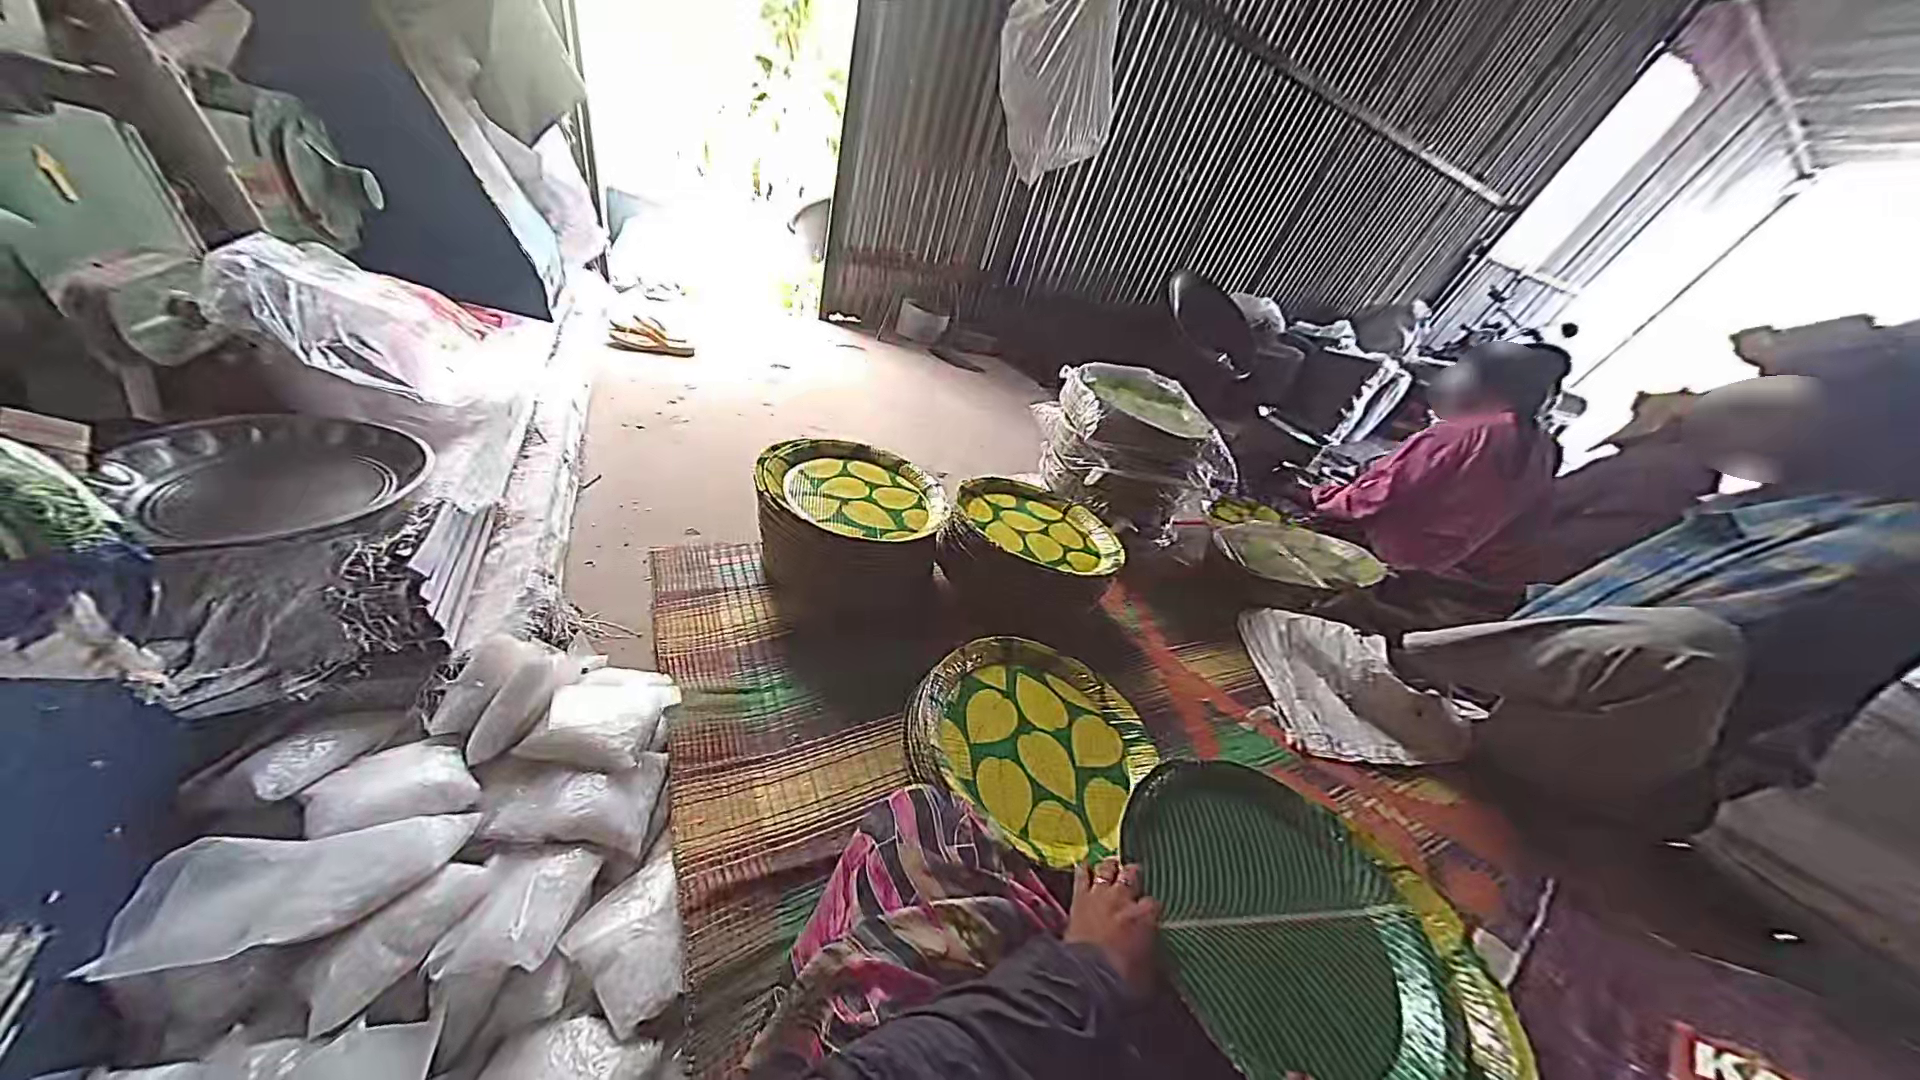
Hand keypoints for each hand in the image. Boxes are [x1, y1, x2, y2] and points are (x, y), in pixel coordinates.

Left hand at [1064, 858, 1161, 994]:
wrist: (1087, 976)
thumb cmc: (1123, 980)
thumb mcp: (1150, 975)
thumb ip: (1156, 960)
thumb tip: (1163, 964)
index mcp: (1145, 917)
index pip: (1153, 903)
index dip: (1152, 907)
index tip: (1152, 912)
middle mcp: (1124, 899)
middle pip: (1131, 875)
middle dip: (1133, 874)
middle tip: (1134, 874)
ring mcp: (1100, 894)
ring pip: (1107, 869)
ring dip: (1111, 867)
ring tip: (1113, 864)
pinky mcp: (1080, 896)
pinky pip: (1082, 875)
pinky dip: (1084, 869)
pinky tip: (1085, 865)